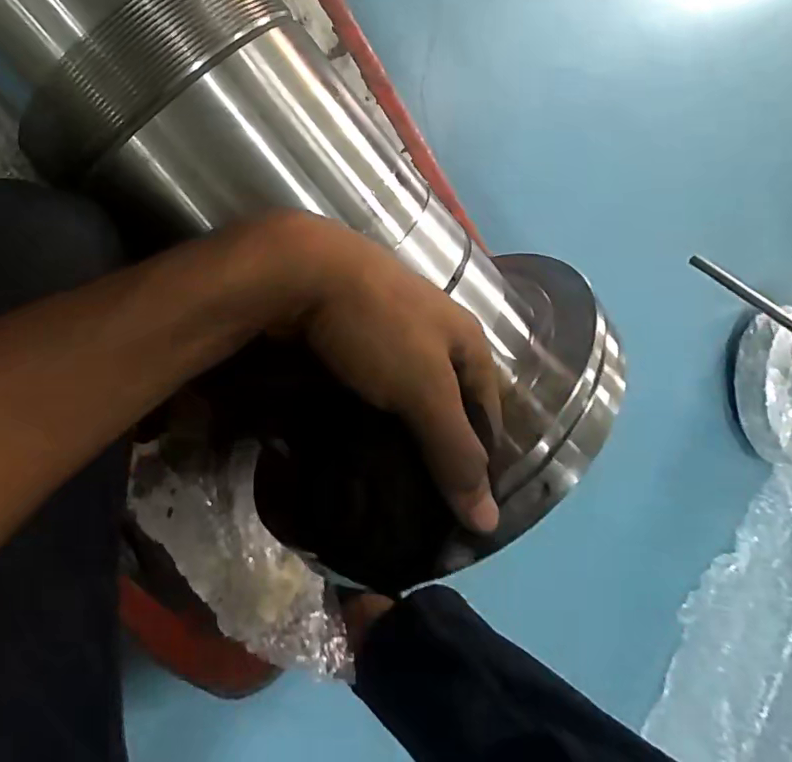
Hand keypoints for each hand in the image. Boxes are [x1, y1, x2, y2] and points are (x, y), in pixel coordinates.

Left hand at [261, 212, 503, 534]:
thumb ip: (455, 450)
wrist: (301, 268)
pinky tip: (349, 438)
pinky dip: (363, 411)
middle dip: (433, 445)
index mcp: (465, 337)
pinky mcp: (348, 330)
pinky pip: (366, 382)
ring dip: (394, 430)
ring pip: (402, 391)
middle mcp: (432, 328)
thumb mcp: (425, 389)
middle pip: (445, 400)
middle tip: (416, 498)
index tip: (460, 506)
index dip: (480, 457)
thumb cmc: (378, 326)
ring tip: (381, 477)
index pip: (488, 409)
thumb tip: (490, 522)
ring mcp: (387, 327)